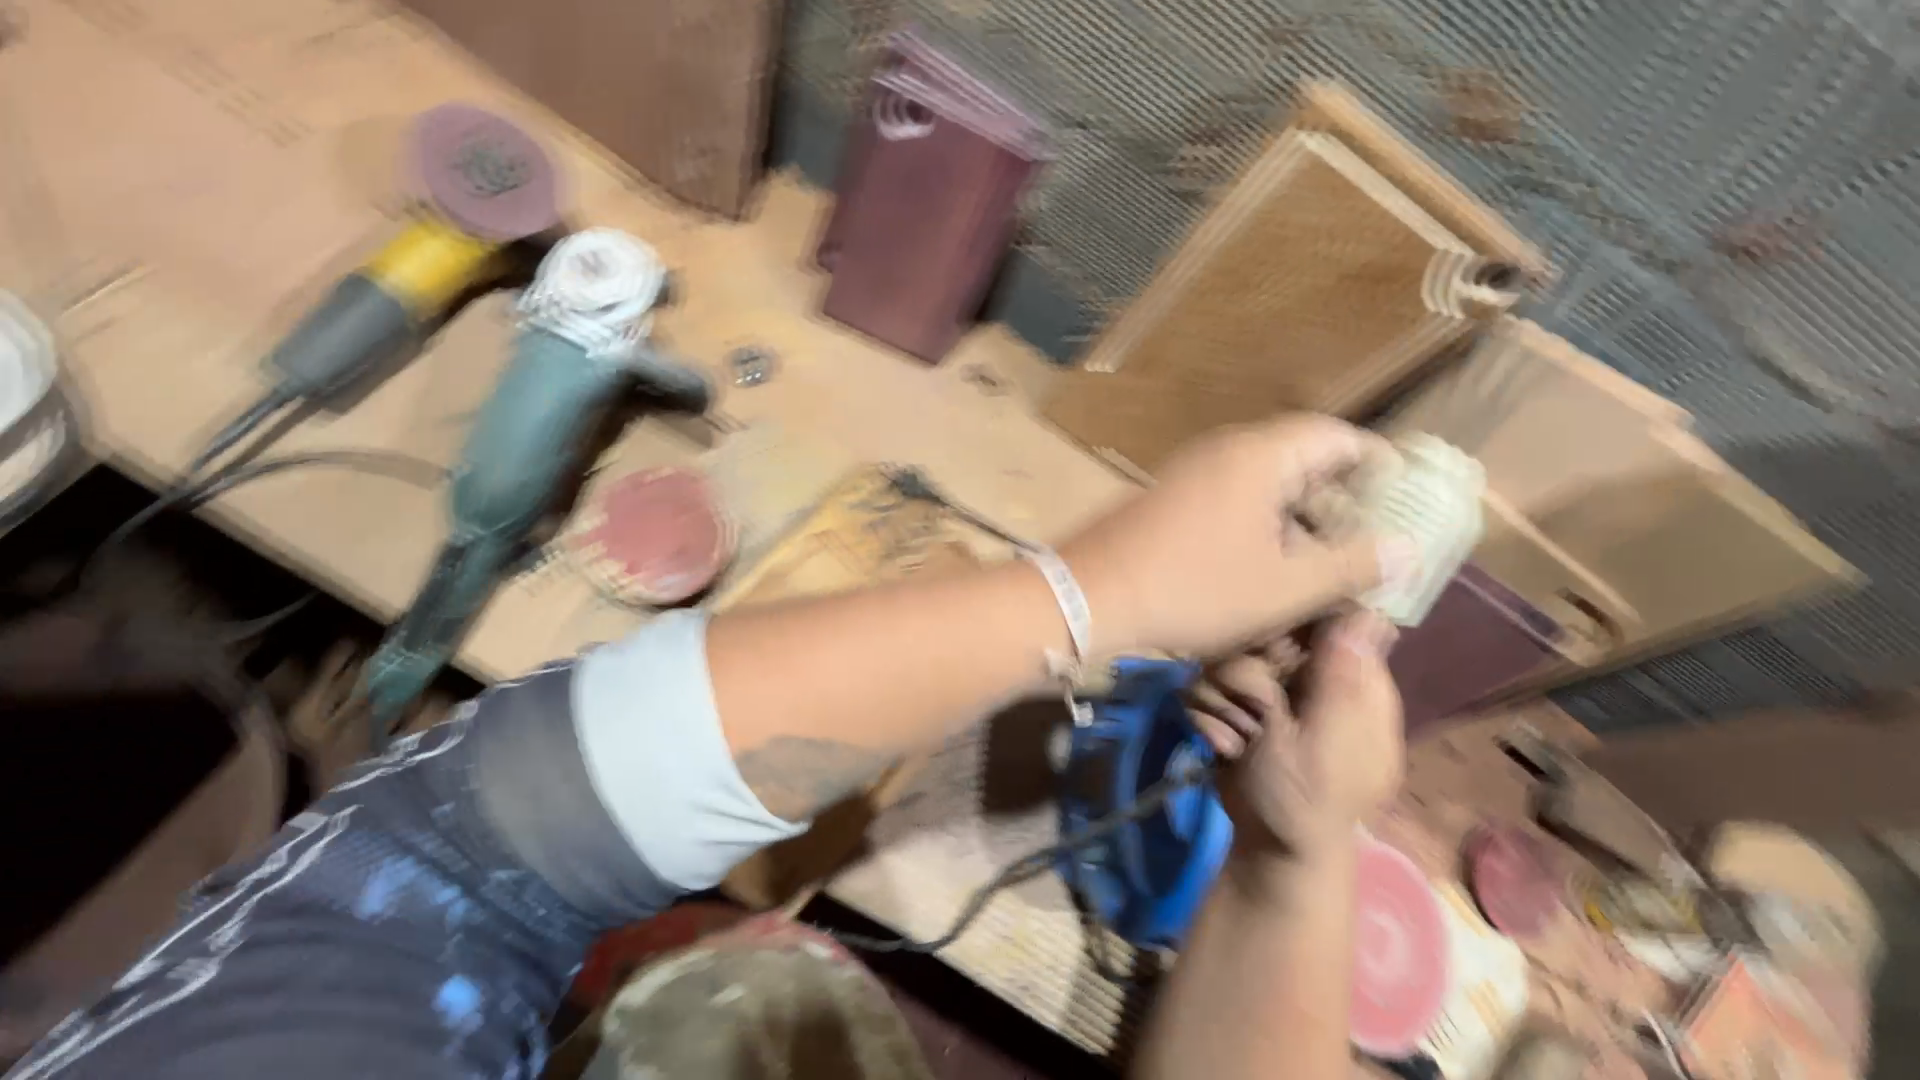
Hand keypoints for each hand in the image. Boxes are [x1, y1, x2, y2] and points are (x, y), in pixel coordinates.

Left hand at [1059, 414, 1407, 658]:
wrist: (1087, 596)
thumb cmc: (1193, 589)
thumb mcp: (1283, 588)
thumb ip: (1350, 566)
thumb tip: (1406, 548)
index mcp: (1260, 455)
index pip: (1335, 435)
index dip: (1374, 462)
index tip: (1399, 496)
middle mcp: (1224, 449)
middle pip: (1297, 455)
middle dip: (1336, 493)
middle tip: (1362, 536)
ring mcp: (1188, 470)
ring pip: (1260, 478)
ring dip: (1294, 512)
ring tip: (1317, 558)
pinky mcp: (1164, 495)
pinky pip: (1227, 494)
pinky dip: (1256, 519)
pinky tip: (1260, 562)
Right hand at [1187, 611, 1403, 860]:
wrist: (1268, 849)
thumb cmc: (1309, 798)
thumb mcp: (1332, 739)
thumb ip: (1343, 677)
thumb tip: (1371, 612)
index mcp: (1353, 679)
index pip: (1324, 618)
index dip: (1295, 629)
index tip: (1280, 659)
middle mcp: (1308, 676)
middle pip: (1262, 635)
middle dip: (1247, 676)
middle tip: (1258, 713)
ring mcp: (1268, 691)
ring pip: (1224, 661)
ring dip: (1224, 705)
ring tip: (1240, 742)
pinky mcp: (1233, 706)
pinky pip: (1205, 687)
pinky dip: (1209, 719)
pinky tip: (1225, 747)